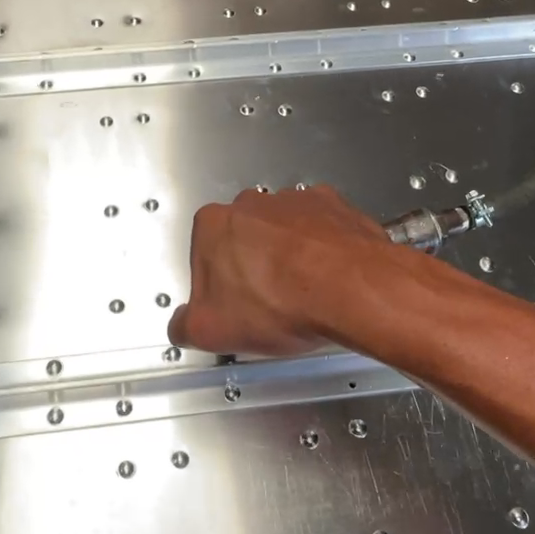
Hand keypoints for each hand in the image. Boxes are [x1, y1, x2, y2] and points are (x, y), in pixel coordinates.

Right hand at [167, 185, 391, 356]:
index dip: (217, 288)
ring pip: (283, 233)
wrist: (351, 289)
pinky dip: (322, 250)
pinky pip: (320, 229)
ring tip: (302, 295)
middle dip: (252, 268)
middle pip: (243, 240)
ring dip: (288, 257)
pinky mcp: (332, 206)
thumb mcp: (210, 332)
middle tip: (267, 305)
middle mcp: (252, 204)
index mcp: (212, 224)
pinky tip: (327, 280)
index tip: (231, 308)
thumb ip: (184, 325)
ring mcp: (294, 201)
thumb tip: (183, 325)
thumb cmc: (283, 302)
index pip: (203, 257)